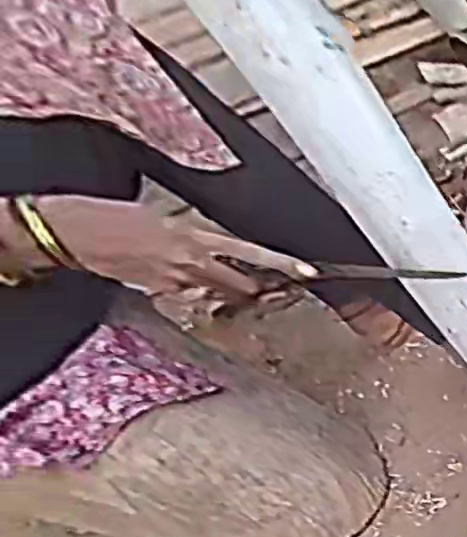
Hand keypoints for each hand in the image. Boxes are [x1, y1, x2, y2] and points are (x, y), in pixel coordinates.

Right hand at [33, 194, 316, 298]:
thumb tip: (228, 243)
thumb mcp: (160, 215)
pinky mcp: (166, 291)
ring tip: (224, 284)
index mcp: (195, 235)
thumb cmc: (110, 216)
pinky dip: (201, 294)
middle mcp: (194, 260)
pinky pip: (198, 298)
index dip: (284, 264)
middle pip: (248, 285)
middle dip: (260, 288)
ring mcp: (181, 279)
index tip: (310, 272)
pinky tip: (189, 285)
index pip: (252, 252)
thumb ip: (199, 232)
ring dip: (233, 293)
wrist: (61, 230)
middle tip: (266, 287)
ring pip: (227, 295)